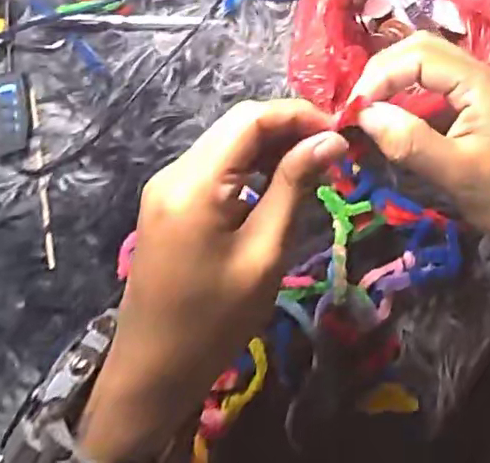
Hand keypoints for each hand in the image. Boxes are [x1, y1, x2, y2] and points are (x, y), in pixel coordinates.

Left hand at [79, 100, 346, 460]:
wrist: (149, 375)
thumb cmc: (213, 322)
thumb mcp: (265, 253)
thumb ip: (294, 185)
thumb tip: (332, 139)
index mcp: (194, 183)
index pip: (251, 118)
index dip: (299, 114)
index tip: (340, 132)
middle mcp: (176, 171)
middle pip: (239, 122)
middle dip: (289, 125)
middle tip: (332, 148)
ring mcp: (169, 183)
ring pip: (230, 138)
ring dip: (273, 142)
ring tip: (314, 162)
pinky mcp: (171, 198)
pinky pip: (218, 161)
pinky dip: (253, 160)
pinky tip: (280, 177)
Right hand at [348, 33, 489, 253]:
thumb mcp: (459, 175)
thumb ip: (411, 143)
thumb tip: (364, 115)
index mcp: (480, 82)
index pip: (420, 56)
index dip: (381, 76)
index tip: (353, 109)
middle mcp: (479, 71)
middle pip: (421, 47)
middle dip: (382, 70)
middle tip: (355, 104)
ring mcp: (477, 82)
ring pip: (425, 58)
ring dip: (391, 75)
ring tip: (365, 105)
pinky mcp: (472, 97)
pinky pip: (431, 78)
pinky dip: (404, 87)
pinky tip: (388, 109)